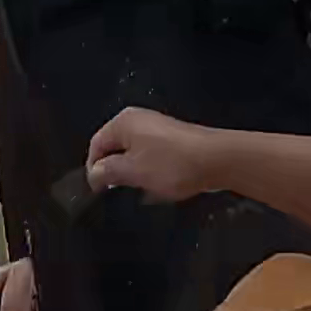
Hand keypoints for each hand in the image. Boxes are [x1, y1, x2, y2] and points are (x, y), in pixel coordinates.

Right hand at [86, 107, 224, 200]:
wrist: (215, 159)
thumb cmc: (171, 164)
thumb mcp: (133, 172)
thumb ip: (108, 172)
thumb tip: (94, 173)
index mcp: (123, 122)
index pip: (96, 144)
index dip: (94, 169)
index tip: (98, 190)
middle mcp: (137, 119)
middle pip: (114, 147)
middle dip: (115, 170)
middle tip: (119, 191)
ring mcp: (156, 127)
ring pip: (133, 152)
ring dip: (134, 172)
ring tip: (142, 190)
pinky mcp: (171, 137)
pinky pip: (150, 154)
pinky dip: (150, 169)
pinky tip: (159, 185)